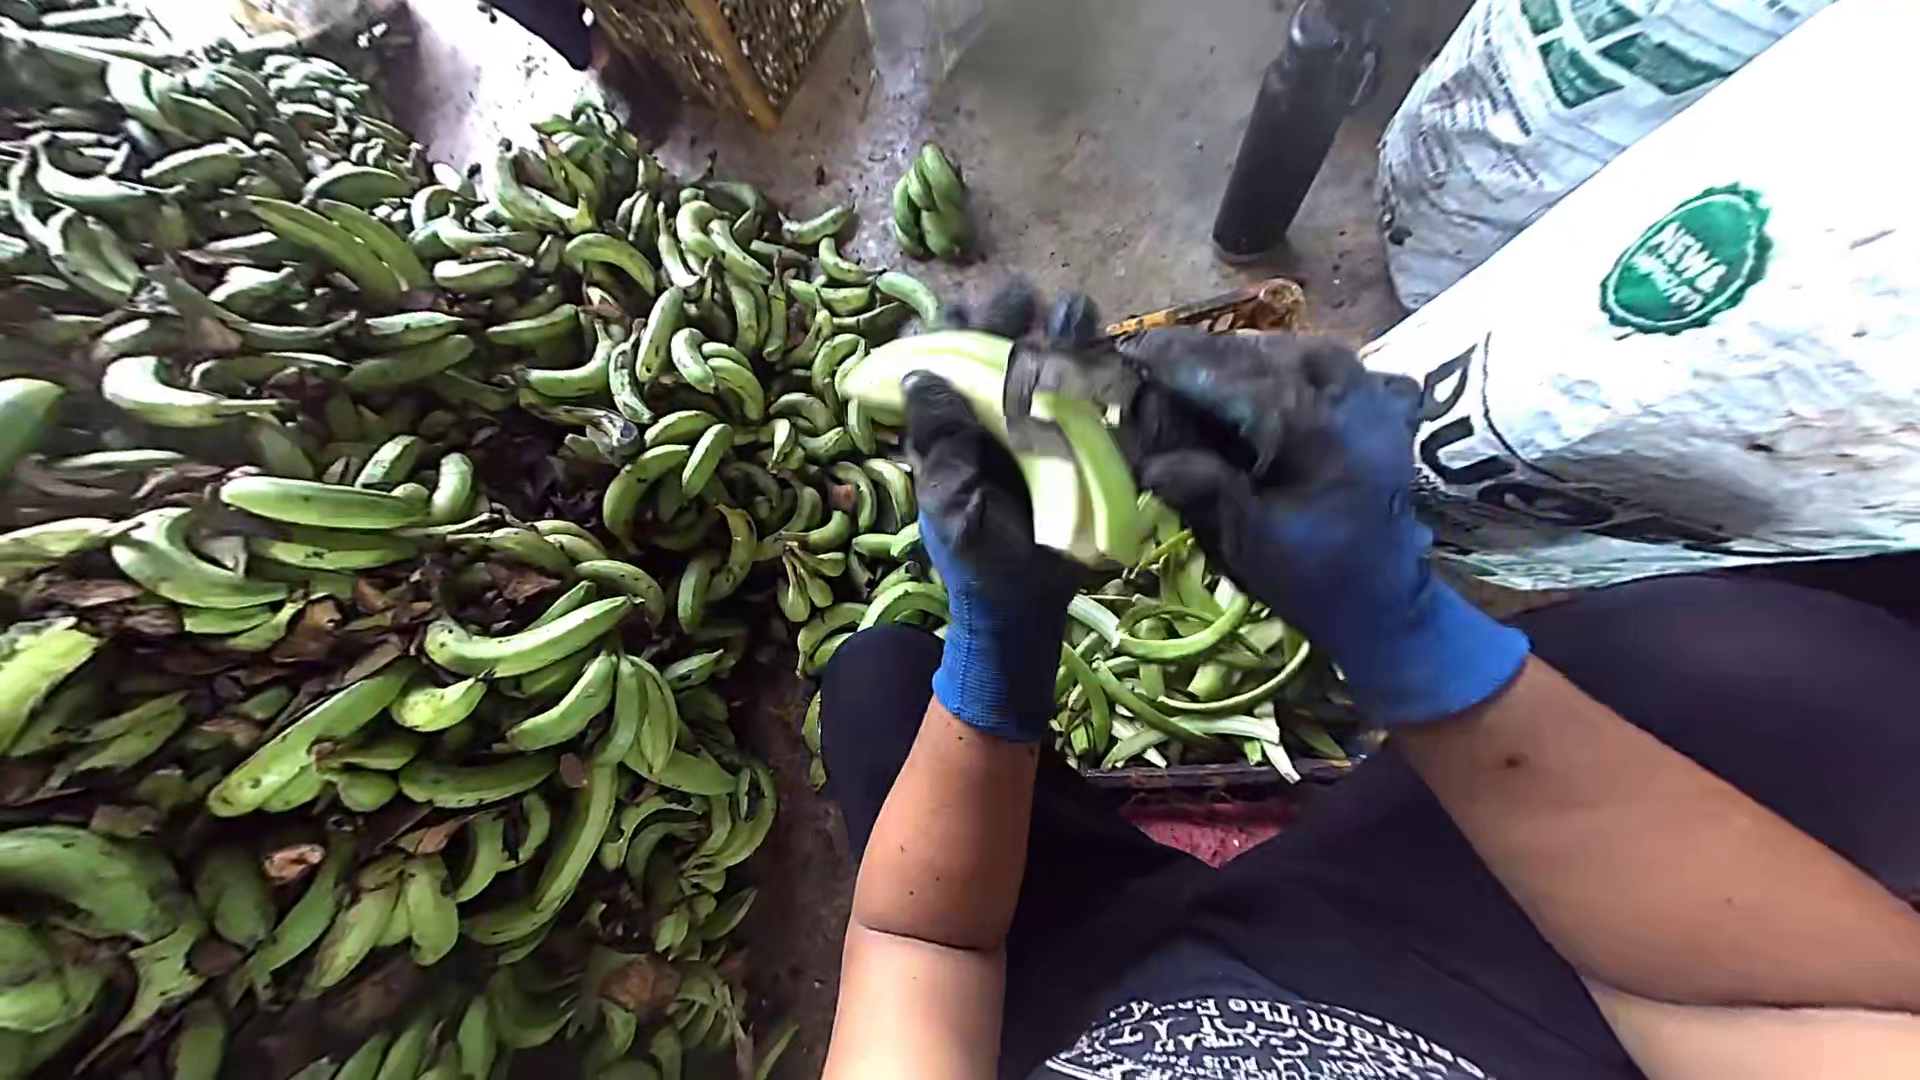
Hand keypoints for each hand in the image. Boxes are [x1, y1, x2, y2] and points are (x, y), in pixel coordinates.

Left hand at [902, 282, 1086, 741]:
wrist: (1027, 602)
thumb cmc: (978, 559)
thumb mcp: (950, 505)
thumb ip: (938, 445)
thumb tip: (920, 374)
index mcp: (953, 428)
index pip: (947, 364)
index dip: (954, 330)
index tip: (968, 305)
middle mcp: (993, 420)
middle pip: (999, 355)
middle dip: (1011, 321)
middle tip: (1026, 298)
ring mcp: (1039, 431)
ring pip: (1049, 370)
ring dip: (1061, 337)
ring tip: (1074, 314)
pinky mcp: (1080, 448)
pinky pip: (1090, 403)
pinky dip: (1098, 376)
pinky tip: (1109, 358)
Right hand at [1118, 328, 1528, 724]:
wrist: (1378, 597)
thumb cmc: (1311, 578)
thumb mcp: (1250, 542)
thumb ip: (1205, 493)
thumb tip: (1148, 465)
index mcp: (1327, 445)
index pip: (1247, 387)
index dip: (1187, 368)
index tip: (1136, 352)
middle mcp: (1359, 409)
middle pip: (1275, 357)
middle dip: (1209, 351)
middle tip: (1153, 348)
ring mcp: (1375, 404)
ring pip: (1305, 350)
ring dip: (1244, 351)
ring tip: (1193, 356)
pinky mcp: (1375, 410)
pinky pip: (1327, 366)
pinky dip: (1279, 361)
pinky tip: (1248, 368)